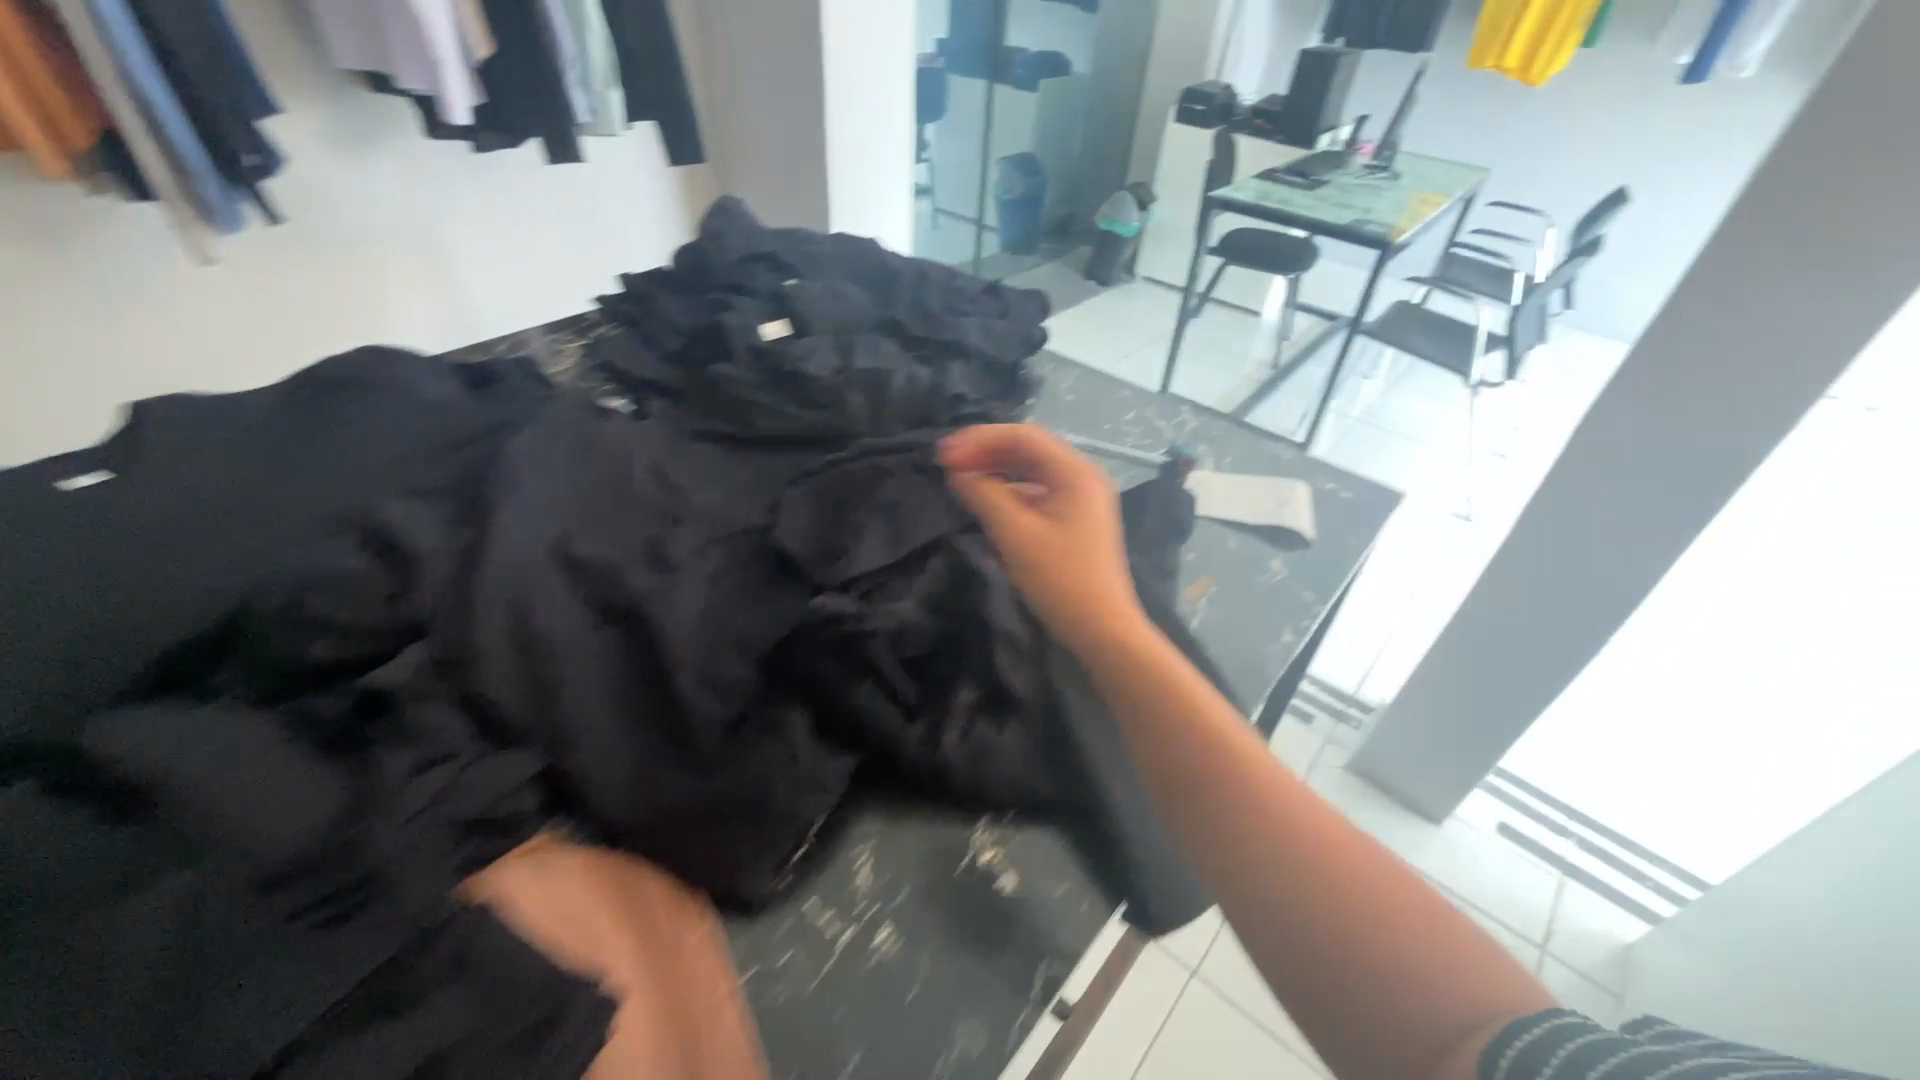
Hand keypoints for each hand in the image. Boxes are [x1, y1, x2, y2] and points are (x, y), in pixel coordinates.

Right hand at [940, 424, 1147, 654]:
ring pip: (1031, 473)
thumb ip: (985, 496)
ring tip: (961, 483)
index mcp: (1076, 472)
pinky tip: (986, 507)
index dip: (980, 439)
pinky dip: (1009, 495)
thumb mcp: (1016, 536)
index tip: (944, 455)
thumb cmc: (1060, 581)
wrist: (1101, 630)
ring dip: (996, 473)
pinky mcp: (1074, 521)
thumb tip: (959, 474)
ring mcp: (1080, 500)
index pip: (1024, 436)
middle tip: (947, 465)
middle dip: (986, 454)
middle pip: (1028, 451)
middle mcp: (1082, 477)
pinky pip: (1037, 495)